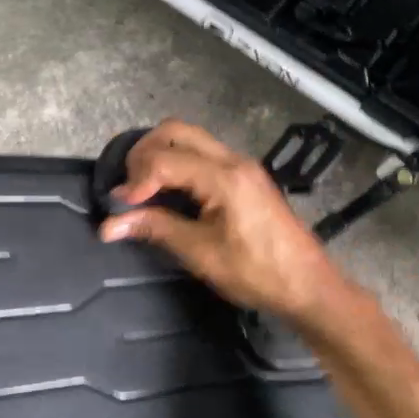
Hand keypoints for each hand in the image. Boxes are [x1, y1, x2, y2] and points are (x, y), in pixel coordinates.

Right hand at [100, 120, 349, 322]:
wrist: (309, 286)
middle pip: (176, 131)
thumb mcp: (202, 254)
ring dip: (160, 154)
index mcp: (225, 178)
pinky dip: (177, 161)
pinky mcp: (245, 175)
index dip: (134, 179)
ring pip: (190, 138)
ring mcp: (241, 165)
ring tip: (142, 188)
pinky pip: (203, 153)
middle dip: (143, 152)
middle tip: (127, 186)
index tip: (119, 206)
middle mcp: (233, 160)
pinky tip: (167, 191)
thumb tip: (109, 225)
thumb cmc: (257, 273)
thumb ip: (156, 229)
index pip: (165, 159)